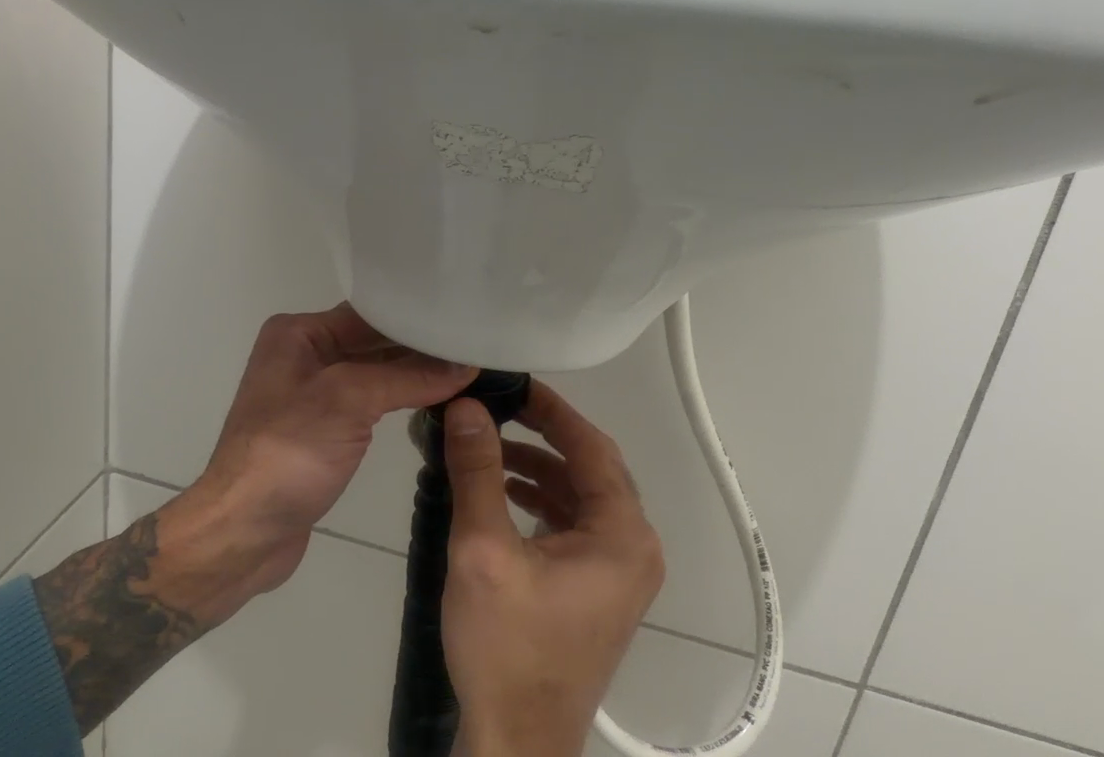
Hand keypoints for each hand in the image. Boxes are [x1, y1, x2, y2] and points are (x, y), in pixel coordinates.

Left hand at [185, 303, 476, 611]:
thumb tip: (467, 365)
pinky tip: (436, 404)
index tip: (465, 321)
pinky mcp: (321, 432)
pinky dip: (399, 401)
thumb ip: (409, 377)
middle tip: (475, 348)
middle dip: (419, 347)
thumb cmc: (289, 451)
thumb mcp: (349, 399)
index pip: (369, 314)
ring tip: (469, 372)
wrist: (244, 529)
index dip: (416, 318)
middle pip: (372, 342)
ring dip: (413, 376)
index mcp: (297, 334)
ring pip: (373, 375)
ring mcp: (310, 397)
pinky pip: (368, 405)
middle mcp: (301, 356)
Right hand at [441, 383, 664, 756]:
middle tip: (494, 409)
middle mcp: (634, 549)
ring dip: (537, 469)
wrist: (517, 739)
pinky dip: (540, 503)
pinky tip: (499, 494)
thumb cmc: (506, 646)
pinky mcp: (597, 592)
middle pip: (591, 469)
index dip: (551, 409)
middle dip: (543, 435)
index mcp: (623, 535)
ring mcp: (619, 574)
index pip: (592, 447)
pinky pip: (574, 527)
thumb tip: (468, 407)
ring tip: (486, 448)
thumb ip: (478, 473)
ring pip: (581, 498)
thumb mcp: (483, 551)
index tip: (510, 381)